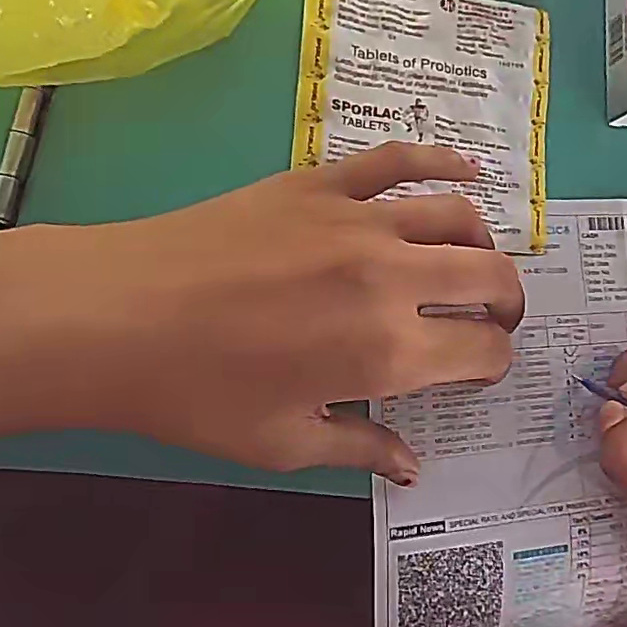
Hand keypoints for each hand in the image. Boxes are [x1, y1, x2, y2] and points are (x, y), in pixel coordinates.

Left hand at [0, 143, 524, 483]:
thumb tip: (414, 467)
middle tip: (493, 318)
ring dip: (483, 245)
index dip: (493, 362)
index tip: (478, 369)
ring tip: (473, 263)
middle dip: (507, 304)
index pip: (481, 351)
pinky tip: (468, 172)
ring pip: (458, 218)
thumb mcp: (283, 443)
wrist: (118, 313)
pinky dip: (444, 162)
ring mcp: (360, 221)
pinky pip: (400, 160)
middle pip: (489, 277)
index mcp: (387, 353)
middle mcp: (391, 280)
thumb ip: (362, 447)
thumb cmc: (198, 394)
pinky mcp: (325, 183)